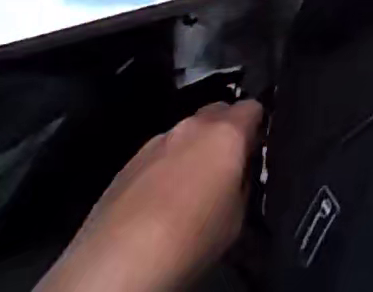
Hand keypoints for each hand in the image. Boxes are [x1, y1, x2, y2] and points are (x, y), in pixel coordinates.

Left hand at [36, 100, 262, 291]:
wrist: (115, 265)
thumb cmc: (190, 239)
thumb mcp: (237, 217)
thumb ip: (242, 182)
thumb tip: (237, 172)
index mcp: (226, 132)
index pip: (253, 107)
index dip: (257, 127)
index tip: (254, 151)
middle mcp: (192, 126)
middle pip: (217, 112)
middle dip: (224, 132)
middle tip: (223, 168)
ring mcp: (156, 142)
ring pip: (185, 134)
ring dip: (192, 150)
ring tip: (186, 190)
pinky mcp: (127, 164)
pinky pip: (159, 155)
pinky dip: (165, 169)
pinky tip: (158, 203)